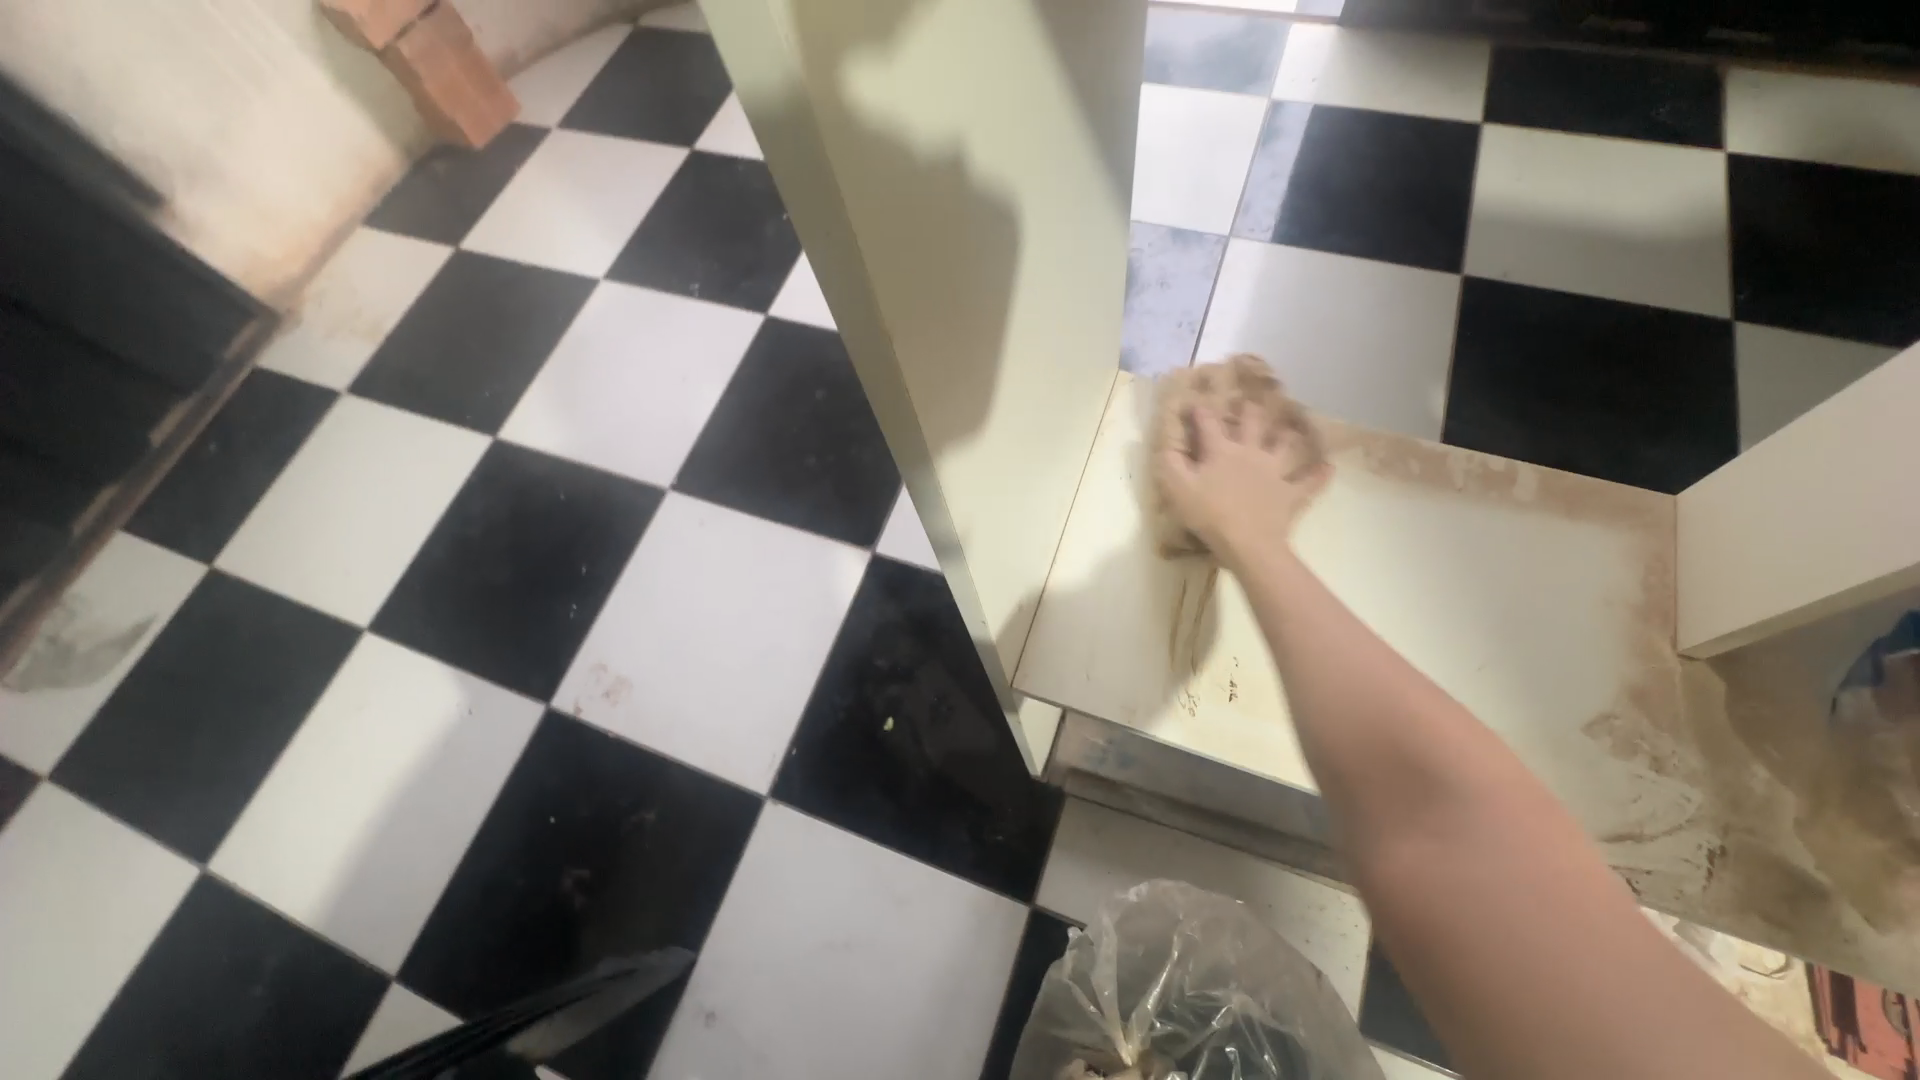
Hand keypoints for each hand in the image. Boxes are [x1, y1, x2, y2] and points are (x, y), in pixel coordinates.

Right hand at [1156, 403, 1328, 568]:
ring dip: (1287, 437)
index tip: (1194, 403)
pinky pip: (1309, 482)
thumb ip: (1169, 463)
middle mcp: (1250, 453)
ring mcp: (1274, 472)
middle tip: (1250, 403)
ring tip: (1291, 429)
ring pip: (1284, 447)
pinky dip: (1319, 476)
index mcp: (1221, 450)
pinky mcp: (1290, 493)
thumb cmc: (1208, 514)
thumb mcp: (1176, 488)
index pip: (1207, 423)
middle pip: (1252, 425)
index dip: (1200, 411)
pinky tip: (1328, 468)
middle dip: (1249, 412)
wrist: (1247, 542)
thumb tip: (1166, 444)